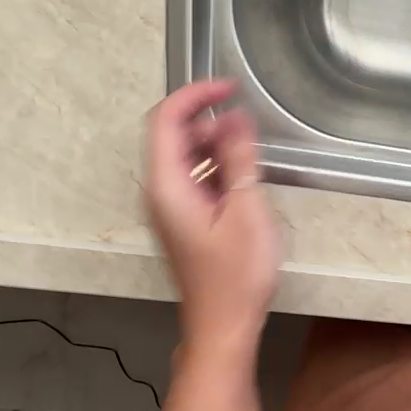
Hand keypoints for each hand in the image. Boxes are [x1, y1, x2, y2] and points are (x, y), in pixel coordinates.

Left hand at [144, 80, 280, 358]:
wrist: (224, 324)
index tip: (231, 86)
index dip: (196, 95)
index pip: (166, 120)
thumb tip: (235, 118)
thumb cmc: (237, 274)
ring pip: (185, 159)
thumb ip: (240, 160)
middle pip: (173, 136)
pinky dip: (216, 168)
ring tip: (251, 149)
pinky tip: (244, 177)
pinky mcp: (185, 222)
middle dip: (207, 119)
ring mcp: (171, 208)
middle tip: (247, 122)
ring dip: (215, 144)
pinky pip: (194, 180)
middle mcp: (160, 192)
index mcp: (167, 185)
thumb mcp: (247, 210)